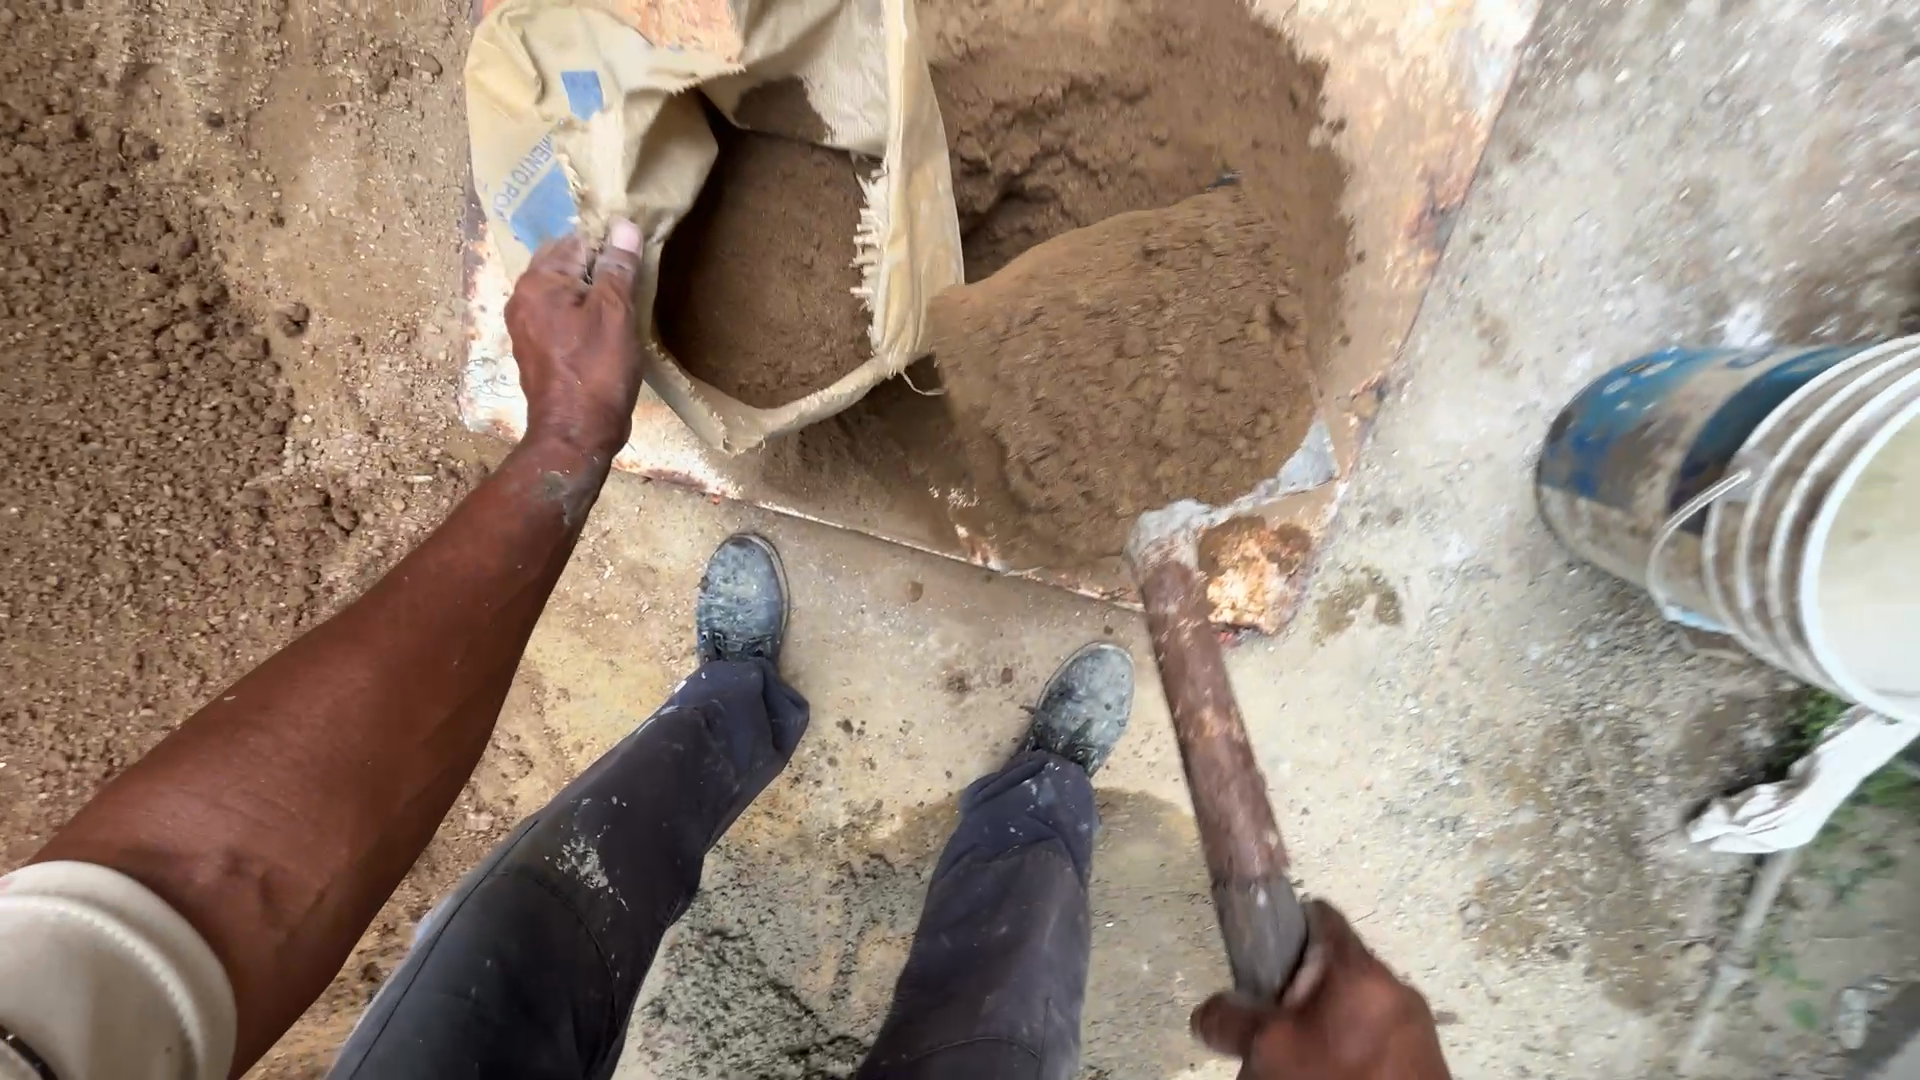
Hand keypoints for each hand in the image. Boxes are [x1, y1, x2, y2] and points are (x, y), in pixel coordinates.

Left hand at [504, 219, 645, 455]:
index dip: (608, 245)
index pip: (576, 242)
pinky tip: (604, 331)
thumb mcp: (616, 314)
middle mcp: (522, 298)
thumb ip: (618, 269)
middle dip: (596, 267)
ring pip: (562, 293)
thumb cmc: (598, 370)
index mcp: (538, 282)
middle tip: (632, 281)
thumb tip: (624, 226)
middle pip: (563, 265)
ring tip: (623, 306)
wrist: (576, 431)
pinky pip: (559, 317)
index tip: (635, 259)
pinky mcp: (536, 350)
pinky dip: (581, 316)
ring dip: (590, 294)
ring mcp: (525, 326)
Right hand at [1192, 901, 1450, 1079]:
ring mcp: (1418, 1029)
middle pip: (1334, 963)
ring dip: (1326, 1021)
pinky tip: (1331, 1074)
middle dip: (1301, 987)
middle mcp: (1397, 988)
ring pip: (1356, 1003)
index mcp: (1361, 970)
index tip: (1262, 958)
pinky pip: (1378, 1036)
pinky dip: (1352, 1047)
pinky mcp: (1429, 1065)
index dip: (1284, 925)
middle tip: (1276, 1022)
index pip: (1319, 913)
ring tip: (1302, 1058)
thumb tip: (1208, 1014)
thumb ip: (1231, 1018)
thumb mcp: (1268, 1050)